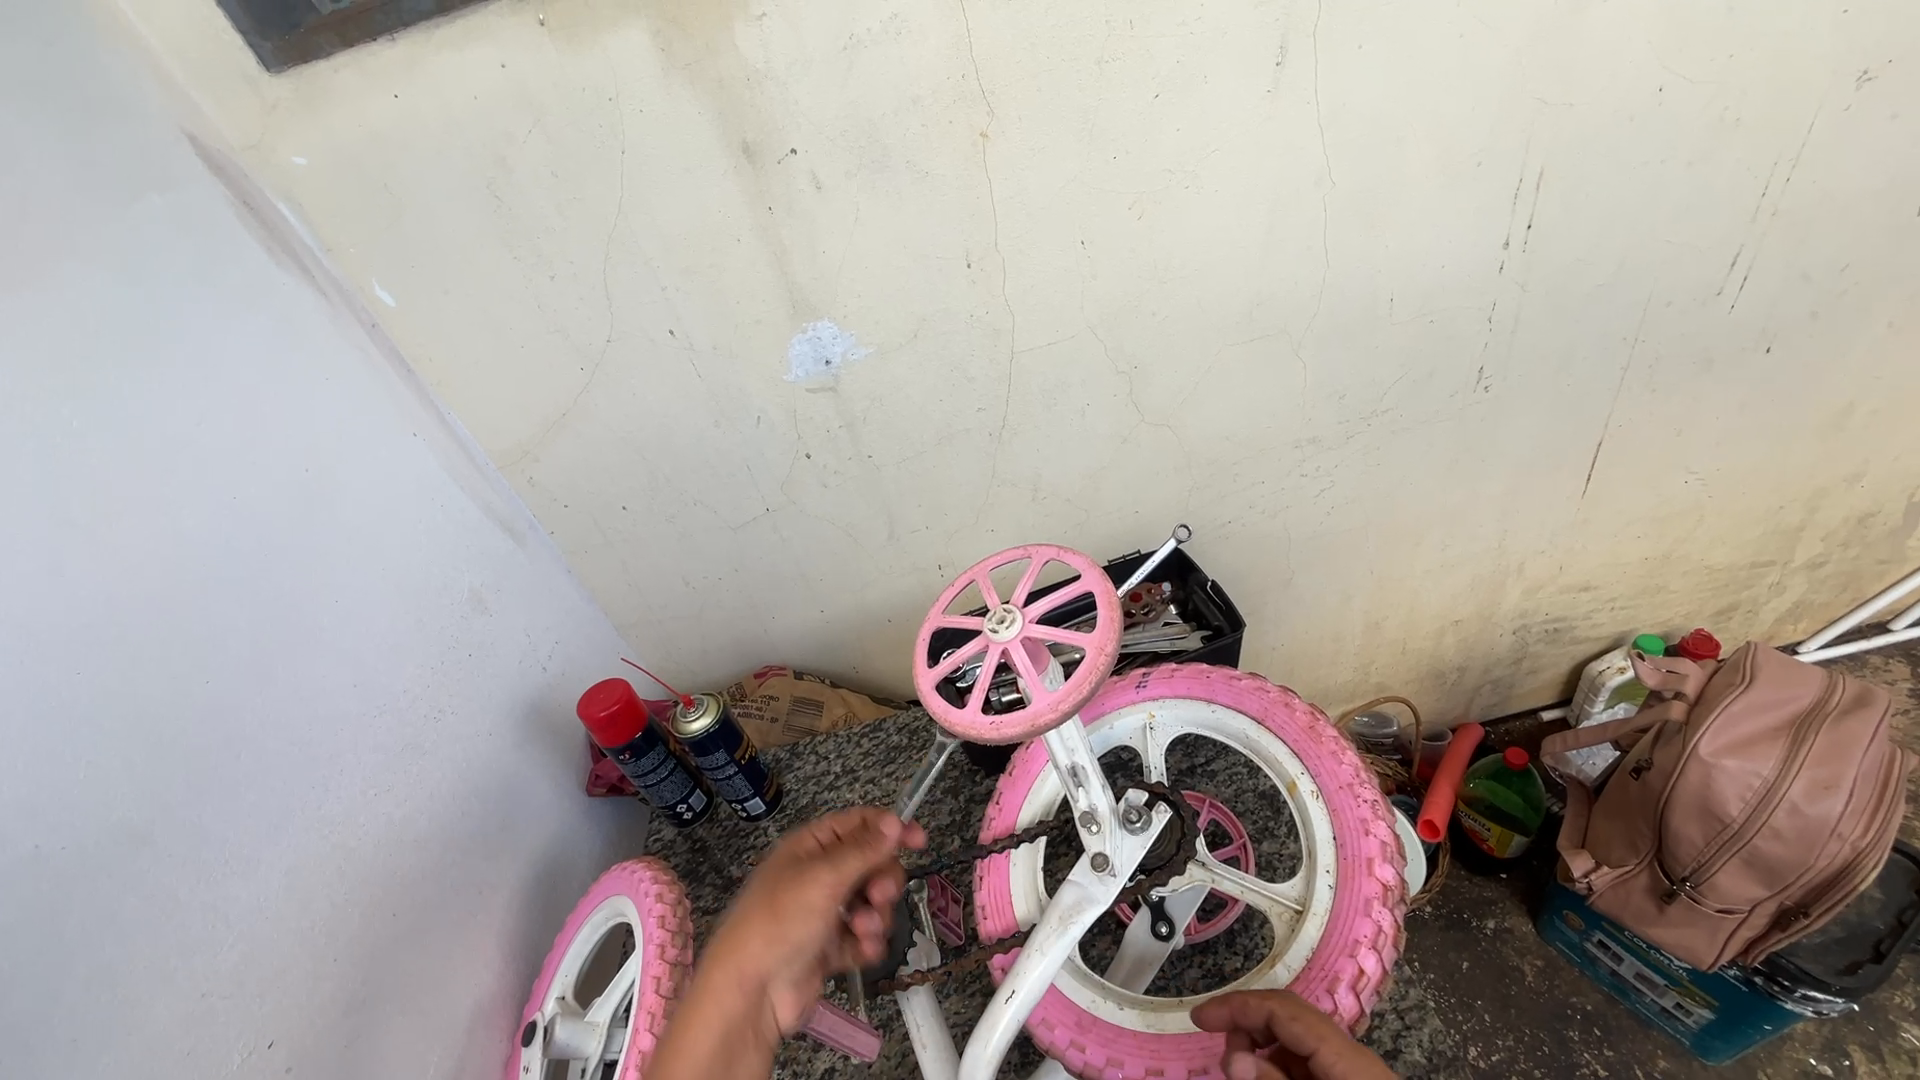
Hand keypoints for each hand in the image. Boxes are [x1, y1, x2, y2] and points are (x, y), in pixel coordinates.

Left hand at [697, 807, 926, 1034]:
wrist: (751, 992)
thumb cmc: (780, 921)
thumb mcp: (824, 877)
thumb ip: (864, 849)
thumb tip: (894, 821)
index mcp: (811, 846)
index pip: (859, 824)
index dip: (889, 828)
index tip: (919, 840)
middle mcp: (818, 874)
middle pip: (872, 864)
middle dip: (882, 881)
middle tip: (879, 896)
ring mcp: (824, 912)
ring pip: (871, 902)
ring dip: (876, 916)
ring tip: (862, 931)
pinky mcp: (829, 948)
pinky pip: (863, 936)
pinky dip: (867, 943)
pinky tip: (861, 951)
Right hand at [1192, 990, 1396, 1079]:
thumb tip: (1234, 1059)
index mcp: (1348, 1061)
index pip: (1284, 1010)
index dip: (1238, 1007)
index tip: (1199, 1020)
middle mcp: (1352, 1059)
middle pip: (1290, 1020)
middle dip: (1249, 1030)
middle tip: (1227, 1063)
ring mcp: (1352, 1076)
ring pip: (1296, 1045)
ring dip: (1263, 1053)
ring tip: (1246, 1078)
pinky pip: (1307, 1069)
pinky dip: (1281, 1073)